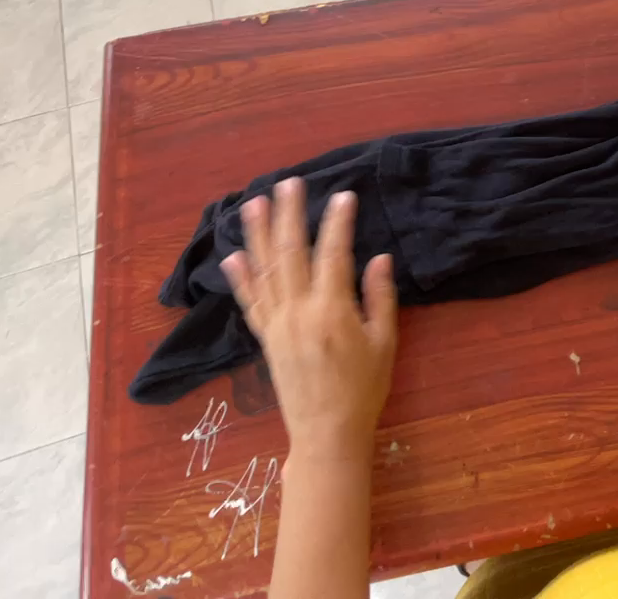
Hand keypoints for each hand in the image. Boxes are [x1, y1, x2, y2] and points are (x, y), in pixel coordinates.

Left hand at [221, 178, 397, 459]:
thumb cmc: (364, 388)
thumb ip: (379, 297)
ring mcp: (276, 324)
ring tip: (253, 203)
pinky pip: (249, 302)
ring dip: (258, 235)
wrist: (327, 434)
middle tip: (289, 183)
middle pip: (291, 253)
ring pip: (265, 270)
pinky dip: (240, 278)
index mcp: (332, 310)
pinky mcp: (265, 338)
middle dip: (290, 215)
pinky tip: (232, 256)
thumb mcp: (384, 342)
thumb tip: (378, 258)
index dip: (338, 222)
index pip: (333, 254)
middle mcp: (298, 311)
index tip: (343, 195)